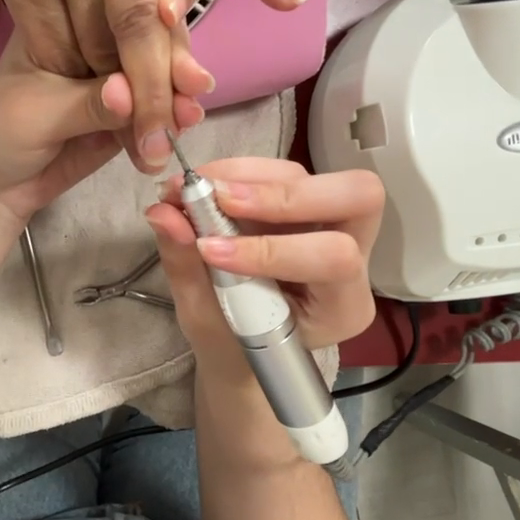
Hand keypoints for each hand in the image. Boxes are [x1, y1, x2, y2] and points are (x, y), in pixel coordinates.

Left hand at [0, 31, 202, 222]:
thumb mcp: (38, 113)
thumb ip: (87, 104)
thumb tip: (129, 92)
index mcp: (67, 14)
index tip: (165, 14)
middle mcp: (97, 35)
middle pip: (153, 27)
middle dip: (175, 52)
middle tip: (190, 84)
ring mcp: (116, 74)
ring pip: (162, 69)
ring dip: (180, 90)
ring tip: (188, 115)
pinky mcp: (127, 114)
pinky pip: (157, 111)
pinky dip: (171, 120)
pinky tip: (182, 130)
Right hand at [146, 160, 383, 377]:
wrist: (239, 348)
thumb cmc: (231, 345)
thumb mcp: (203, 320)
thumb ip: (185, 267)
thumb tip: (161, 213)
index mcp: (343, 307)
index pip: (334, 259)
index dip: (273, 248)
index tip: (209, 250)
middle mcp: (355, 258)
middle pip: (357, 196)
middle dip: (281, 193)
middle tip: (217, 197)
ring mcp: (330, 223)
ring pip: (311, 176)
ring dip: (248, 176)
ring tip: (193, 189)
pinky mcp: (300, 204)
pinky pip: (280, 172)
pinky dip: (237, 172)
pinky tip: (203, 187)